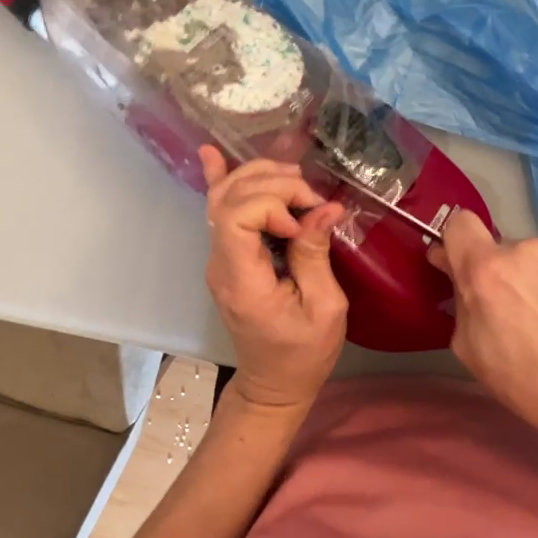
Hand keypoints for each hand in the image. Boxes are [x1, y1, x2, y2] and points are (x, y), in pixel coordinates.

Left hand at [200, 147, 349, 410]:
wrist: (274, 383)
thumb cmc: (304, 353)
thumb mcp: (325, 308)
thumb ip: (316, 255)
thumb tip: (325, 208)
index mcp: (243, 281)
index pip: (236, 218)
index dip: (271, 205)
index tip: (302, 225)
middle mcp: (221, 265)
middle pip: (229, 199)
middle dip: (272, 185)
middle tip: (310, 198)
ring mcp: (219, 259)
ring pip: (222, 199)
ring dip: (258, 178)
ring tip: (294, 179)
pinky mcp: (227, 257)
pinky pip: (221, 213)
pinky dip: (221, 182)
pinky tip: (212, 154)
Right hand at [428, 211, 537, 461]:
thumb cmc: (526, 384)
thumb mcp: (469, 349)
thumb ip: (459, 300)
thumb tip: (455, 269)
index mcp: (486, 270)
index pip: (459, 224)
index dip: (458, 244)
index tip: (463, 266)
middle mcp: (527, 251)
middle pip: (504, 250)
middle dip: (504, 275)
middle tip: (518, 315)